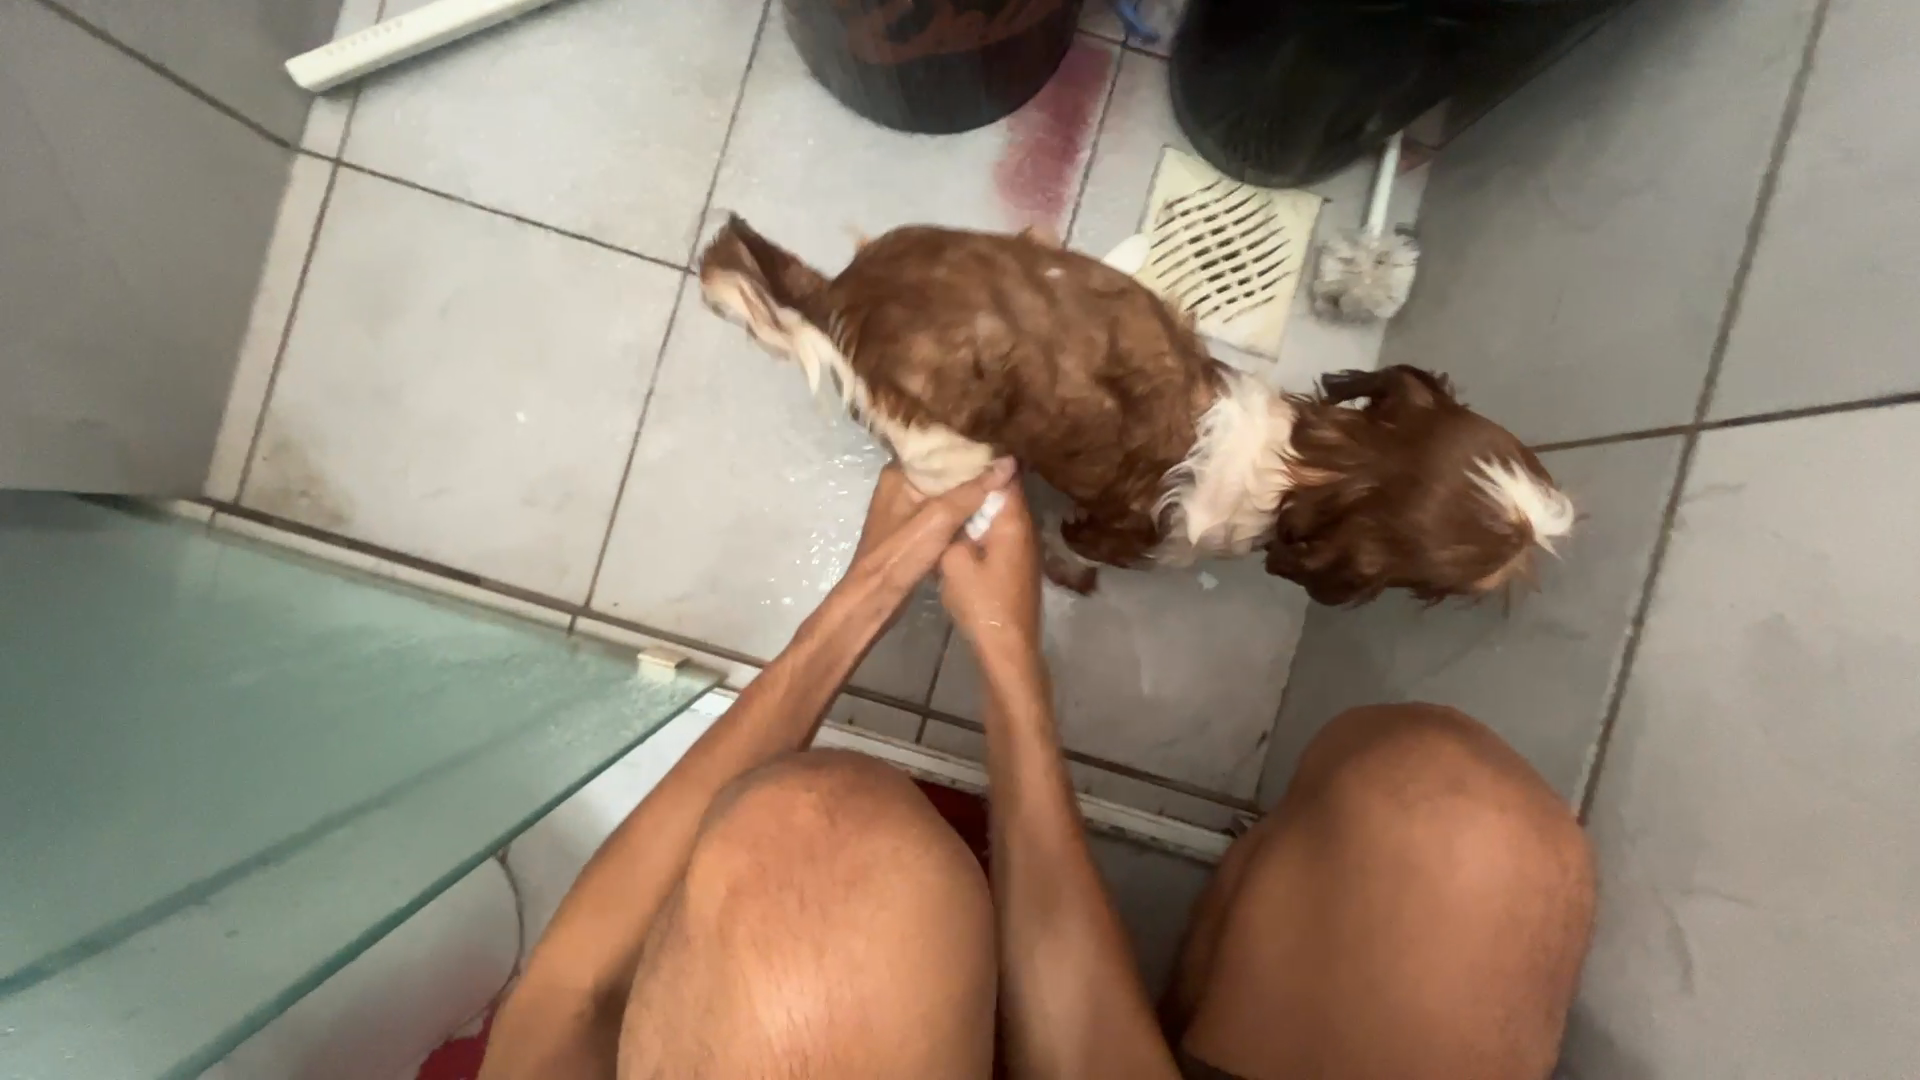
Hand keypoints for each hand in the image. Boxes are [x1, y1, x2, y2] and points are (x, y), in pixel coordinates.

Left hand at [847, 460, 1017, 607]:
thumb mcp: (940, 518)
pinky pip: (943, 511)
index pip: (937, 447)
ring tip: (1004, 478)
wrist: (875, 598)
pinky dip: (962, 509)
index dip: (968, 445)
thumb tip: (1009, 462)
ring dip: (970, 489)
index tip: (999, 440)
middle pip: (943, 469)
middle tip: (1008, 459)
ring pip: (945, 491)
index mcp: (898, 472)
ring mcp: (906, 508)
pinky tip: (987, 506)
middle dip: (973, 467)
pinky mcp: (914, 528)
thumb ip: (973, 490)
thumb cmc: (900, 554)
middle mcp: (900, 484)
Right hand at [938, 476, 1042, 659]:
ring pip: (1002, 513)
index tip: (959, 446)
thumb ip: (951, 527)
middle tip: (947, 464)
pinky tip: (961, 523)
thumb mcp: (953, 561)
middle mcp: (1025, 527)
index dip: (983, 458)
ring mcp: (1025, 546)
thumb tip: (950, 508)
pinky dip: (984, 523)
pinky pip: (1001, 531)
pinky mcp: (1019, 563)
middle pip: (1004, 491)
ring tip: (950, 488)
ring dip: (980, 502)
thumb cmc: (982, 602)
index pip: (1005, 473)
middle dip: (979, 478)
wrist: (1007, 647)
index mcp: (1013, 520)